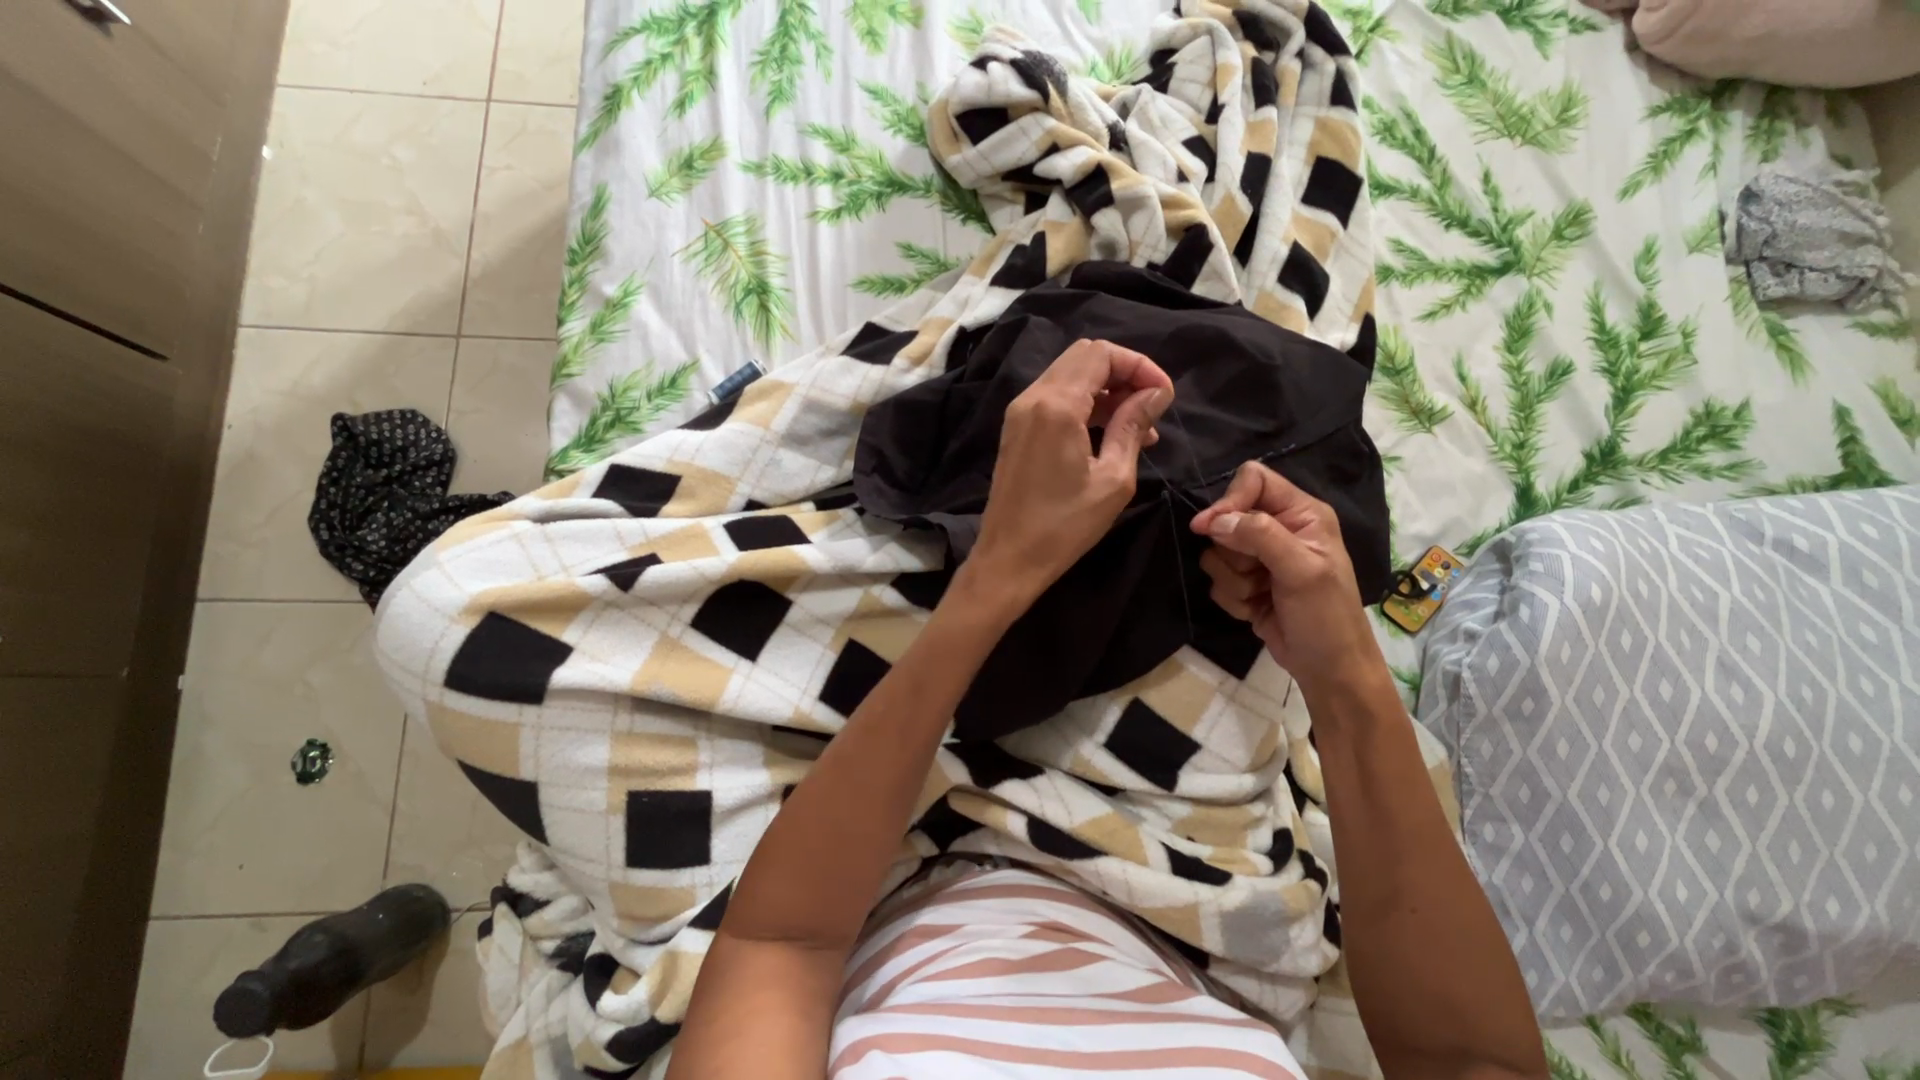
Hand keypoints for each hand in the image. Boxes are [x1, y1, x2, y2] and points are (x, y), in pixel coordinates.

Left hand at [966, 339, 1174, 608]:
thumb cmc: (1064, 526)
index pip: (1101, 353)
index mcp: (1056, 405)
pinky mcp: (1016, 430)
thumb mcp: (1112, 479)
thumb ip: (1132, 427)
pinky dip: (1086, 406)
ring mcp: (1019, 413)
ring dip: (1107, 392)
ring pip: (1070, 376)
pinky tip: (1111, 436)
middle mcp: (1032, 398)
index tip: (1163, 397)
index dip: (1139, 366)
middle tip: (1151, 409)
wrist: (1008, 559)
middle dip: (1124, 374)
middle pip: (1084, 357)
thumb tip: (1155, 393)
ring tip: (1140, 429)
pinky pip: (1056, 399)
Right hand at [1190, 462, 1381, 689]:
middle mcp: (1280, 528)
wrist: (1329, 669)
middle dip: (1234, 552)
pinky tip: (1258, 609)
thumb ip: (1260, 536)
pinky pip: (1217, 580)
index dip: (1228, 501)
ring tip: (1262, 595)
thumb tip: (1214, 520)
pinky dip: (1234, 599)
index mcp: (1302, 513)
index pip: (1252, 480)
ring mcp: (1261, 558)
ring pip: (1216, 553)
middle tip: (1259, 574)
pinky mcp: (1246, 584)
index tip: (1208, 528)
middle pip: (1226, 519)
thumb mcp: (1301, 571)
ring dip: (1234, 580)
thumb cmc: (1327, 617)